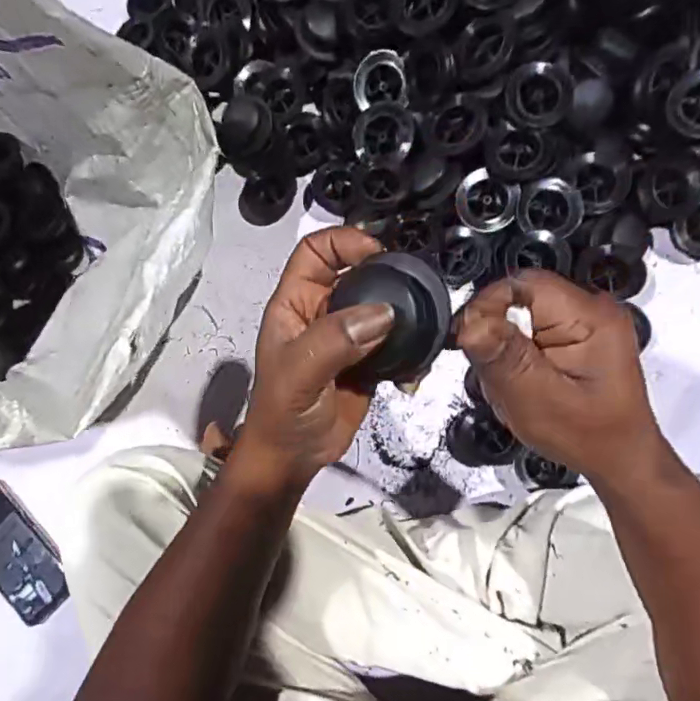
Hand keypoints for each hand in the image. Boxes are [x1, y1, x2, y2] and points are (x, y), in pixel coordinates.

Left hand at [231, 227, 393, 491]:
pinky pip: (394, 345)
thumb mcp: (299, 374)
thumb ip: (334, 341)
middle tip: (409, 287)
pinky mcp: (367, 364)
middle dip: (383, 275)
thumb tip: (382, 315)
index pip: (315, 252)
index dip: (344, 242)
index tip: (376, 252)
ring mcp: (347, 339)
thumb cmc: (280, 416)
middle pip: (355, 275)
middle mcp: (321, 315)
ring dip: (403, 314)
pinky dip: (409, 352)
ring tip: (419, 324)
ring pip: (379, 308)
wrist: (293, 458)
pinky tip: (413, 366)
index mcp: (294, 306)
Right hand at [455, 269, 667, 482]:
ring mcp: (587, 324)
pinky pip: (532, 334)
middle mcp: (593, 311)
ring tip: (517, 386)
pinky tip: (527, 385)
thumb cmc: (591, 436)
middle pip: (519, 299)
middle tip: (497, 375)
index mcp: (589, 317)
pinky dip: (519, 360)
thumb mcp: (536, 400)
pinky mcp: (578, 338)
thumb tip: (471, 323)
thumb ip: (502, 359)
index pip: (521, 282)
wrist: (619, 459)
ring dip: (506, 352)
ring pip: (521, 318)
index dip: (486, 308)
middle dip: (496, 337)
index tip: (472, 341)